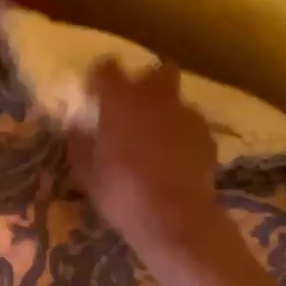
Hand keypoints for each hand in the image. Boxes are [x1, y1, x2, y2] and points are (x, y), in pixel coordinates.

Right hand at [68, 59, 221, 248]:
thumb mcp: (86, 174)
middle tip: (132, 106)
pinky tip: (173, 159)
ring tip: (154, 139)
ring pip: (176, 100)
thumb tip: (78, 128)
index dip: (99, 77)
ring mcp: (187, 116)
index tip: (92, 92)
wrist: (173, 216)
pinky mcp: (207, 136)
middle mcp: (157, 99)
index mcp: (121, 102)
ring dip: (164, 112)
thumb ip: (80, 144)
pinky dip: (180, 135)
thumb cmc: (120, 193)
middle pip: (156, 71)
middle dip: (144, 82)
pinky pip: (190, 126)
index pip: (108, 70)